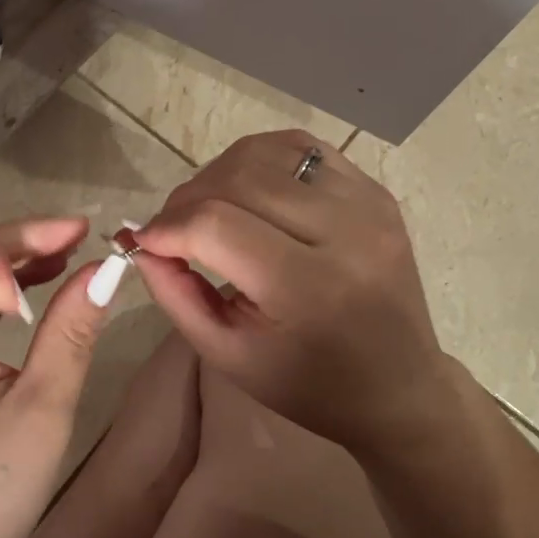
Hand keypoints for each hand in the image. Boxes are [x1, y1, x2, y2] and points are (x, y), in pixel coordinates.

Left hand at [0, 217, 111, 537]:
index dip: (2, 239)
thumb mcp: (43, 406)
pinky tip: (46, 282)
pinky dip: (3, 293)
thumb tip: (107, 267)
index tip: (63, 241)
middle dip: (13, 242)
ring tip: (71, 250)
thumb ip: (70, 329)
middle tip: (77, 235)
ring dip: (12, 263)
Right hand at [130, 131, 454, 454]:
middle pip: (238, 178)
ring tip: (208, 208)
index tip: (144, 242)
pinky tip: (248, 189)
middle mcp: (346, 234)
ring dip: (220, 173)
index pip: (216, 226)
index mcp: (310, 290)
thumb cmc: (309, 384)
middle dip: (187, 198)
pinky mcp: (375, 192)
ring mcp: (367, 205)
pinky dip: (260, 160)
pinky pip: (301, 149)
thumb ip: (175, 294)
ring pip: (265, 153)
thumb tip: (139, 241)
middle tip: (171, 228)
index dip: (167, 227)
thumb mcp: (228, 355)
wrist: (399, 388)